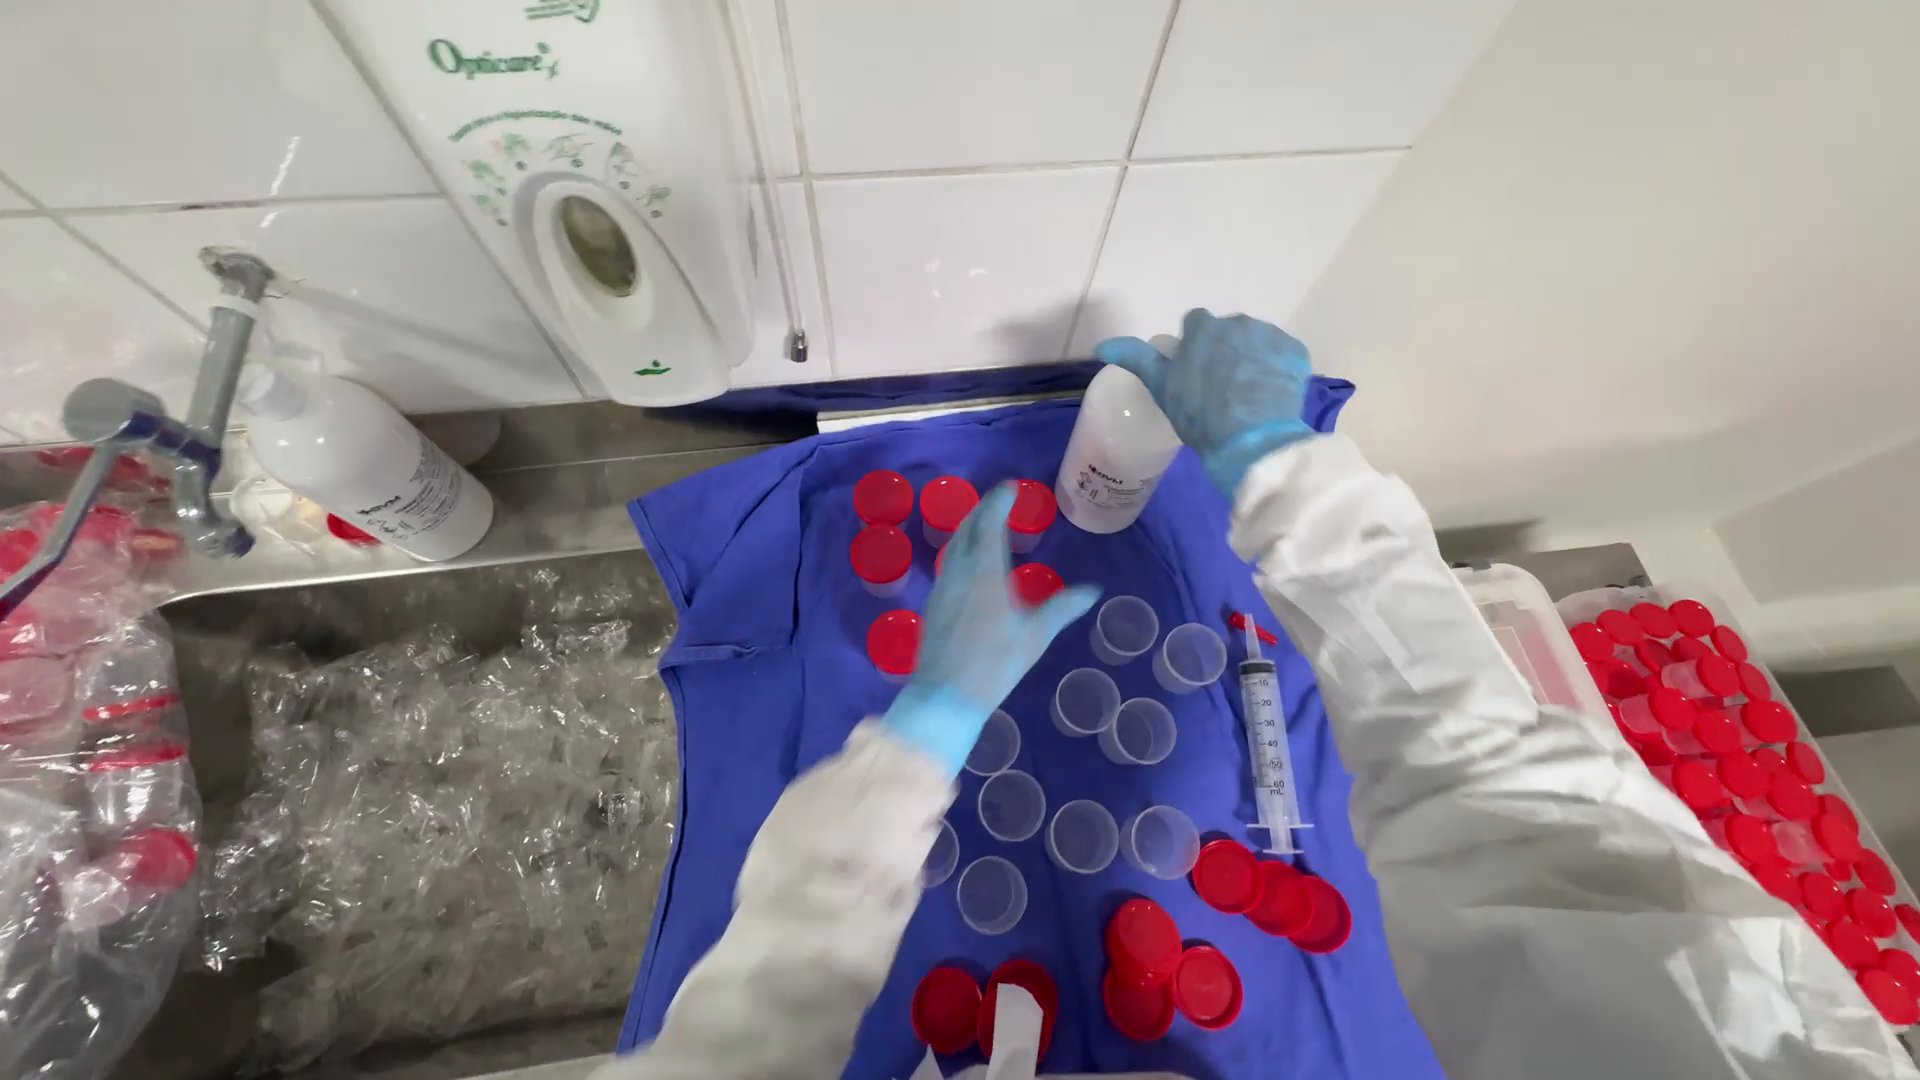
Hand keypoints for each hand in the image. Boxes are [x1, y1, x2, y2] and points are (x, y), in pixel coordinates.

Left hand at [881, 483, 1100, 774]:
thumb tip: (1092, 590)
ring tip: (986, 523)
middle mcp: (959, 572)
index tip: (1009, 487)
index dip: (998, 501)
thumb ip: (1062, 608)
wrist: (945, 696)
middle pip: (967, 528)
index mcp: (984, 572)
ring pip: (953, 545)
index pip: (989, 523)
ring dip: (970, 526)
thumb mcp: (1035, 636)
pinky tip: (970, 560)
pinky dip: (961, 548)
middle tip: (999, 500)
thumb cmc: (994, 664)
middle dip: (982, 509)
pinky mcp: (933, 603)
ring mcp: (942, 587)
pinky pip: (948, 562)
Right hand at [1095, 308, 1315, 495]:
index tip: (1194, 372)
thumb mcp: (1161, 387)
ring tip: (1246, 395)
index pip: (1196, 324)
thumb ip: (1135, 359)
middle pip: (1228, 332)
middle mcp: (1237, 322)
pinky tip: (1269, 397)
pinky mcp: (1296, 353)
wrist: (1250, 439)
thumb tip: (1101, 345)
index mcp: (1203, 328)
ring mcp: (1270, 336)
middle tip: (1221, 389)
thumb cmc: (1199, 414)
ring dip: (1252, 359)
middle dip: (1225, 351)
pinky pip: (1284, 356)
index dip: (1194, 347)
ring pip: (1257, 342)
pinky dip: (1277, 371)